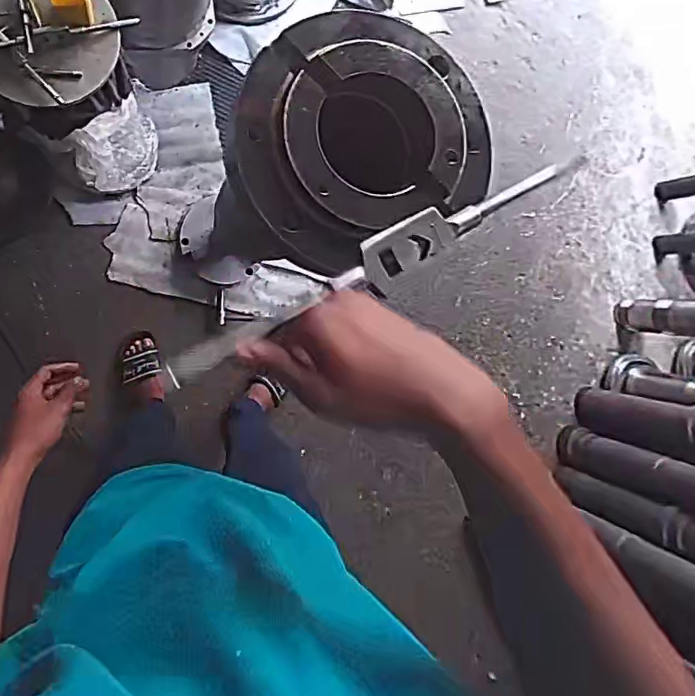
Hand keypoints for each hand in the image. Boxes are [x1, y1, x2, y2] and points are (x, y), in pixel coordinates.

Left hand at [3, 362, 88, 465]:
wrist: (20, 458)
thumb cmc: (36, 432)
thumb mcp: (58, 408)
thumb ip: (70, 391)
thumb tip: (78, 380)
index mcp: (30, 390)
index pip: (47, 371)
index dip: (64, 367)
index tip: (78, 368)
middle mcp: (27, 398)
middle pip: (49, 384)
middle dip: (68, 382)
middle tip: (83, 383)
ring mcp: (27, 411)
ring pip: (50, 397)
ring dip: (66, 395)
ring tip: (82, 397)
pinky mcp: (30, 423)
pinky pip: (48, 408)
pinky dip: (60, 407)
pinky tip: (71, 412)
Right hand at [237, 291, 511, 441]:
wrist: (448, 394)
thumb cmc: (393, 396)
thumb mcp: (320, 394)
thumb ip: (276, 366)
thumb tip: (246, 351)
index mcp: (317, 313)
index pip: (268, 323)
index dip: (266, 351)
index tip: (266, 368)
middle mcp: (339, 300)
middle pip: (295, 321)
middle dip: (298, 351)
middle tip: (314, 384)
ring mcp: (362, 302)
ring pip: (321, 324)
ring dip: (322, 350)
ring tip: (345, 381)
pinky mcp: (379, 310)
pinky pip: (346, 325)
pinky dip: (346, 346)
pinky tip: (363, 372)